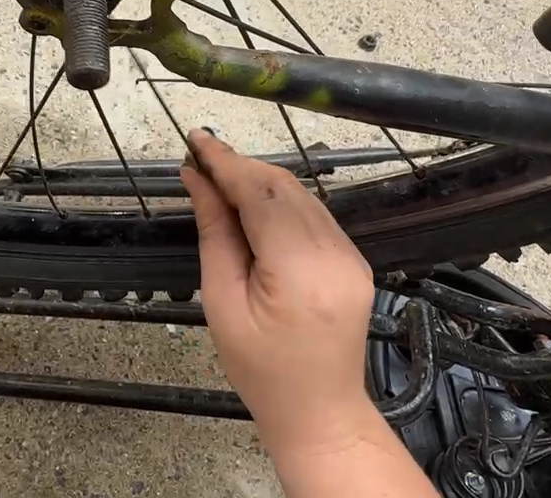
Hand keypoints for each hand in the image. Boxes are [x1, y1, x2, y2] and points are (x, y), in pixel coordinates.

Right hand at [179, 128, 383, 460]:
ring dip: (259, 179)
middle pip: (283, 186)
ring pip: (300, 193)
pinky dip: (280, 199)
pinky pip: (314, 212)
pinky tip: (252, 204)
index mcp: (300, 271)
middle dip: (240, 167)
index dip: (225, 162)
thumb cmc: (260, 367)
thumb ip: (214, 232)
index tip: (196, 139)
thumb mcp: (222, 300)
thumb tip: (197, 178)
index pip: (260, 194)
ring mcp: (351, 256)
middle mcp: (335, 255)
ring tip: (219, 179)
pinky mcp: (355, 259)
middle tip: (200, 160)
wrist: (320, 412)